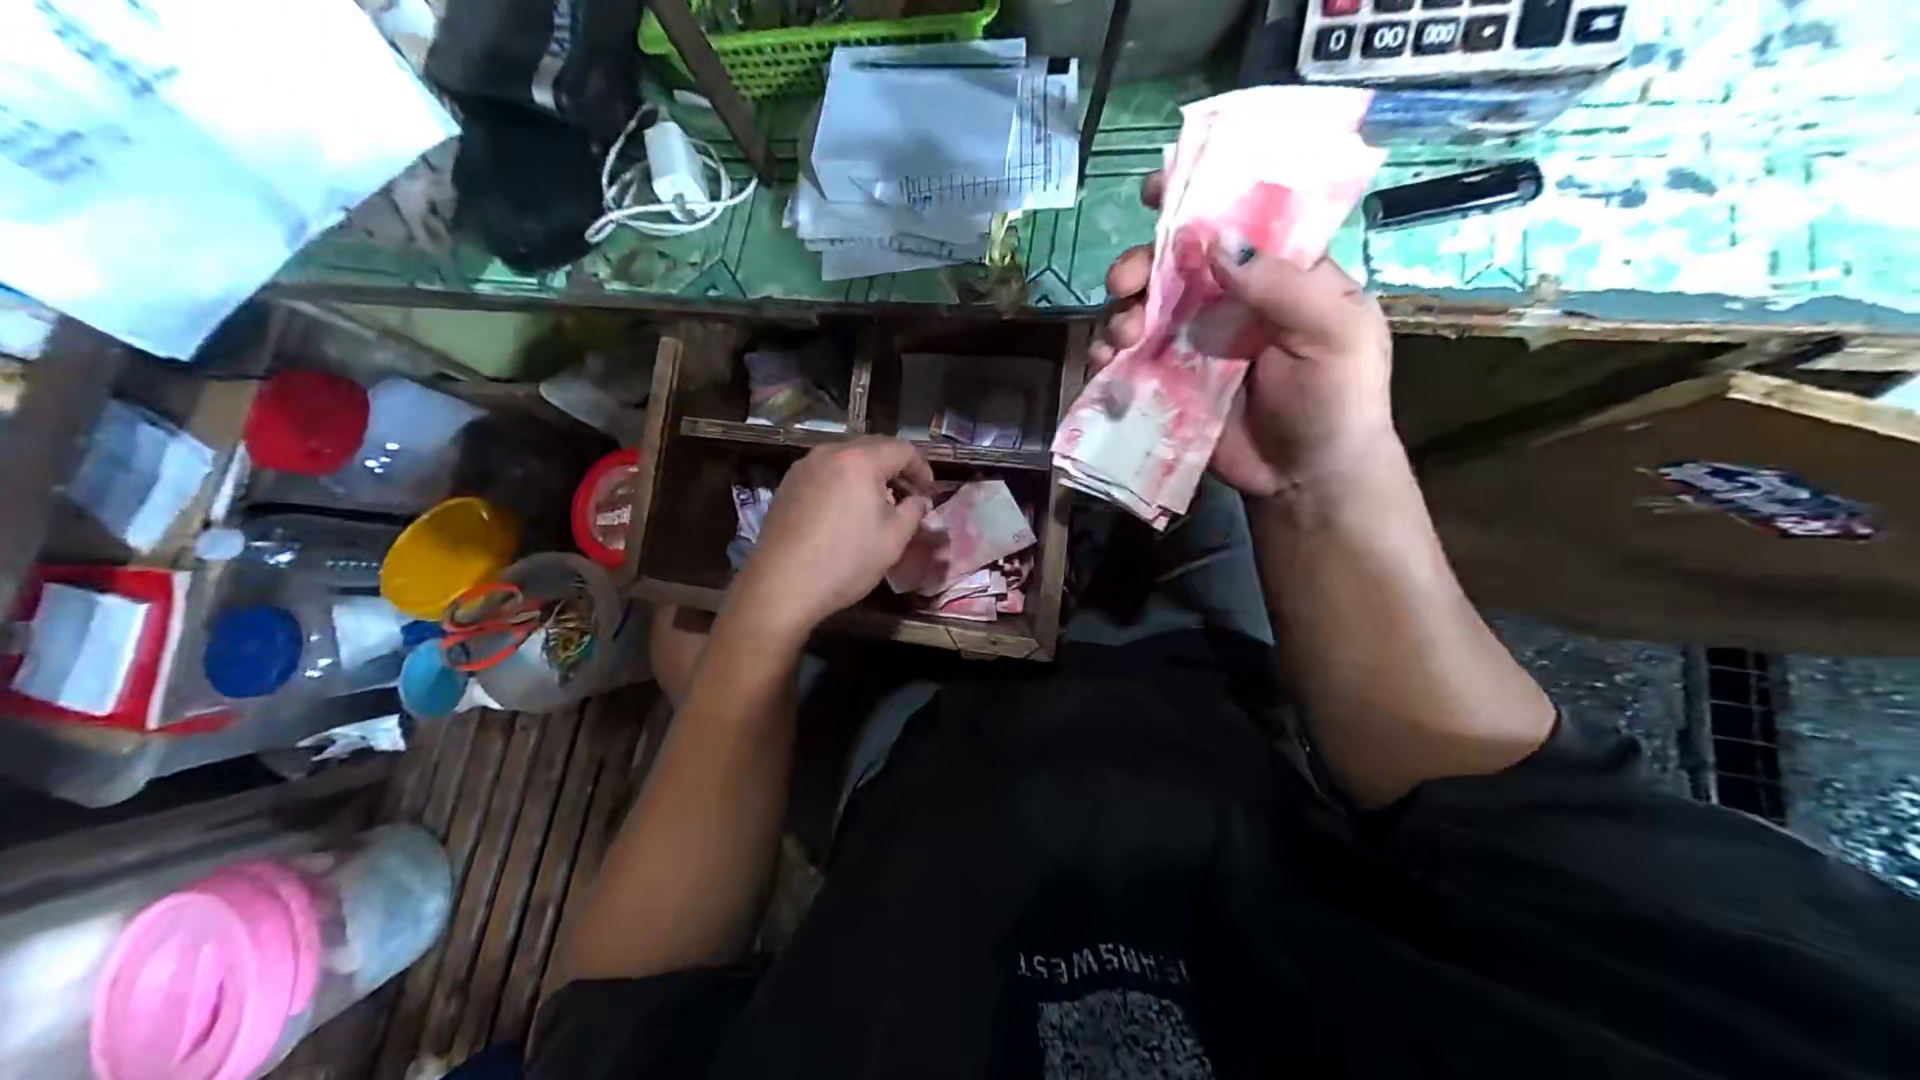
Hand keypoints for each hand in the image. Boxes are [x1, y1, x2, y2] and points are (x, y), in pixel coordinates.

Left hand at [731, 437, 933, 635]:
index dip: (923, 468)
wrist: (782, 585)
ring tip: (880, 503)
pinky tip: (847, 511)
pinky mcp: (787, 486)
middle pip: (873, 447)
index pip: (902, 449)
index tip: (930, 493)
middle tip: (910, 494)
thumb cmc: (846, 560)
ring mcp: (803, 468)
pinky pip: (825, 473)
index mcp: (860, 460)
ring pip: (846, 458)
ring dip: (869, 474)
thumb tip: (919, 500)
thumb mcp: (894, 538)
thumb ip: (913, 511)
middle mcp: (828, 453)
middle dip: (896, 467)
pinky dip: (844, 482)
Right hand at [1095, 173, 1397, 498]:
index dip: (1194, 199)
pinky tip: (1106, 362)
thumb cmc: (1337, 400)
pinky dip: (1110, 355)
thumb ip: (1282, 283)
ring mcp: (1194, 343)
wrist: (1305, 478)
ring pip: (1144, 309)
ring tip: (1123, 336)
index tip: (1154, 189)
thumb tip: (1214, 240)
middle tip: (1123, 281)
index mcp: (1276, 275)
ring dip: (1122, 313)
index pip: (1233, 221)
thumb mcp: (1333, 332)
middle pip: (1172, 266)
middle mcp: (1229, 301)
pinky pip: (1131, 359)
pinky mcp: (1169, 382)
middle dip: (1139, 265)